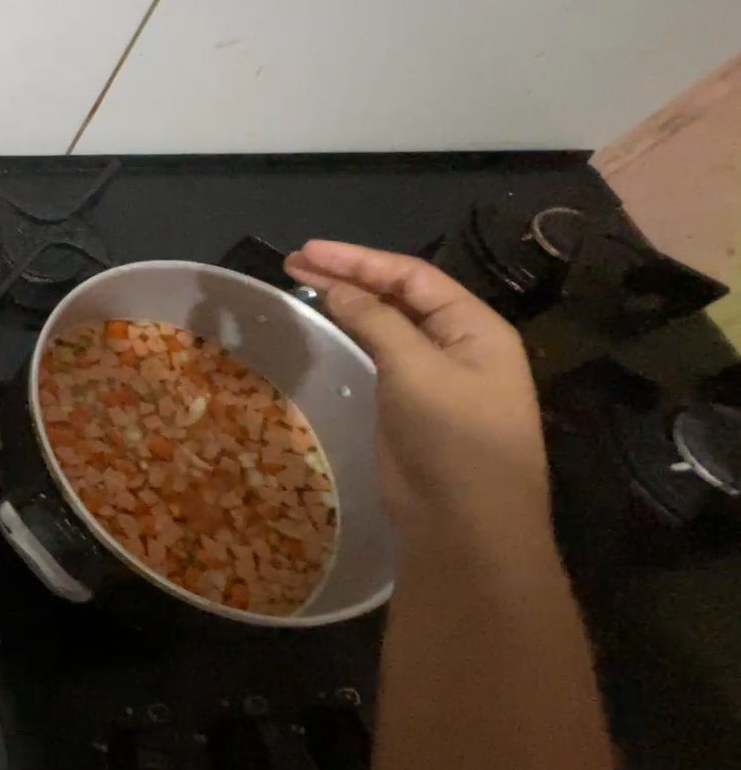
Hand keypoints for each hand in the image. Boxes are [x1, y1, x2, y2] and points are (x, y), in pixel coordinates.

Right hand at [284, 241, 550, 551]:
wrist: (463, 519)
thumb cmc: (452, 438)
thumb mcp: (416, 370)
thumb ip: (377, 322)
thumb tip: (337, 287)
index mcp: (475, 328)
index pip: (413, 277)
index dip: (359, 259)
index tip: (307, 250)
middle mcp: (458, 343)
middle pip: (399, 295)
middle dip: (349, 274)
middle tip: (294, 261)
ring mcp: (433, 373)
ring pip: (386, 322)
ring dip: (345, 300)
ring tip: (301, 282)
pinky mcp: (408, 400)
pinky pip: (378, 351)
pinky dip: (349, 331)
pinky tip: (325, 323)